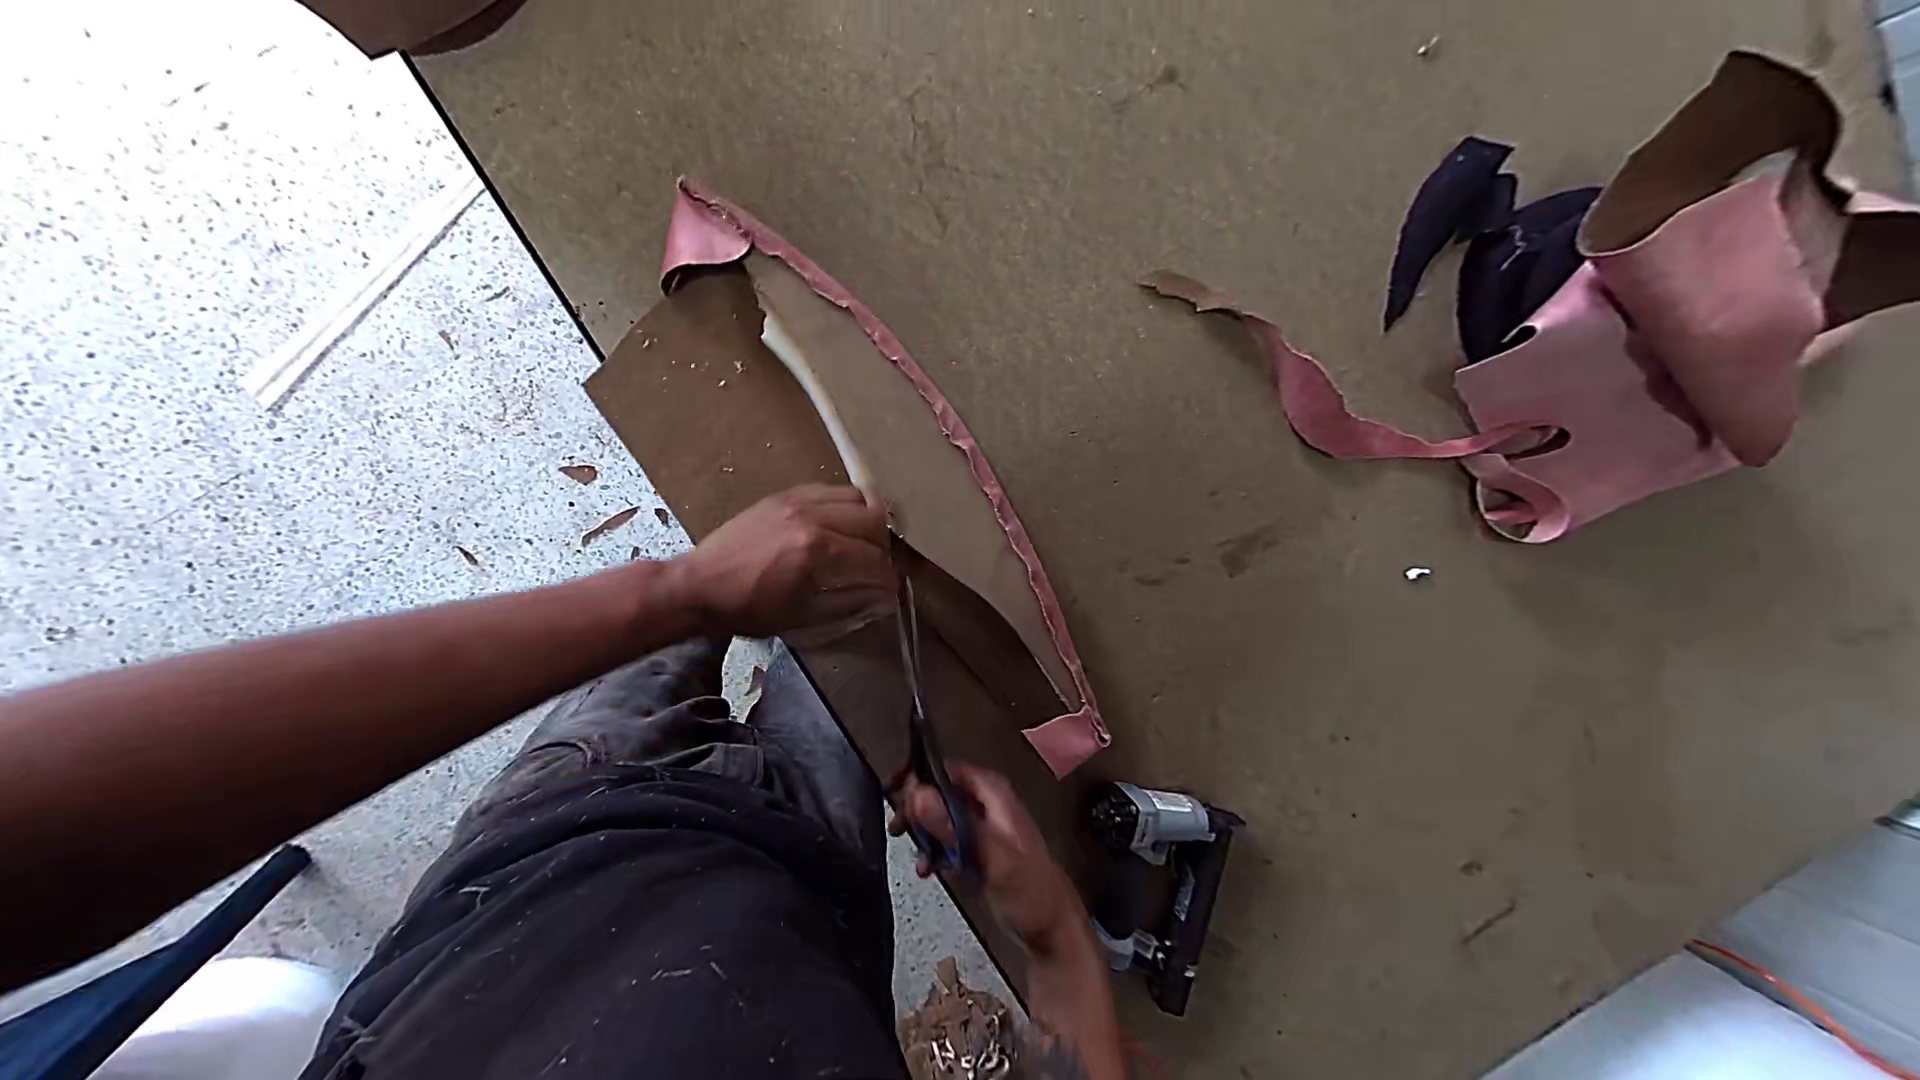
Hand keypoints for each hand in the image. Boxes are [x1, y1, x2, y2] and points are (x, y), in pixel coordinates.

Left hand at [670, 485, 891, 637]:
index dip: (889, 581)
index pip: (875, 563)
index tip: (891, 591)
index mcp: (817, 555)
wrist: (699, 586)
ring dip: (869, 524)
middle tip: (878, 566)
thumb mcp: (803, 617)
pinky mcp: (787, 494)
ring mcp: (799, 502)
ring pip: (859, 499)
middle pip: (876, 522)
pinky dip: (846, 507)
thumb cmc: (748, 609)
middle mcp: (813, 520)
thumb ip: (851, 602)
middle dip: (885, 549)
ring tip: (863, 543)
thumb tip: (884, 596)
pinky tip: (840, 526)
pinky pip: (832, 490)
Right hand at [891, 762, 1087, 957]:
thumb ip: (955, 827)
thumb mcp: (991, 857)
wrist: (1052, 935)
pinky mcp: (976, 851)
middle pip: (941, 791)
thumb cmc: (1032, 893)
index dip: (920, 776)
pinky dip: (934, 851)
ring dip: (922, 832)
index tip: (895, 791)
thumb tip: (918, 795)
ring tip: (914, 853)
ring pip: (941, 817)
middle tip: (897, 826)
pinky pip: (946, 841)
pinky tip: (927, 869)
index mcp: (994, 794)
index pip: (948, 769)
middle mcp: (986, 804)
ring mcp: (981, 828)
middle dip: (916, 807)